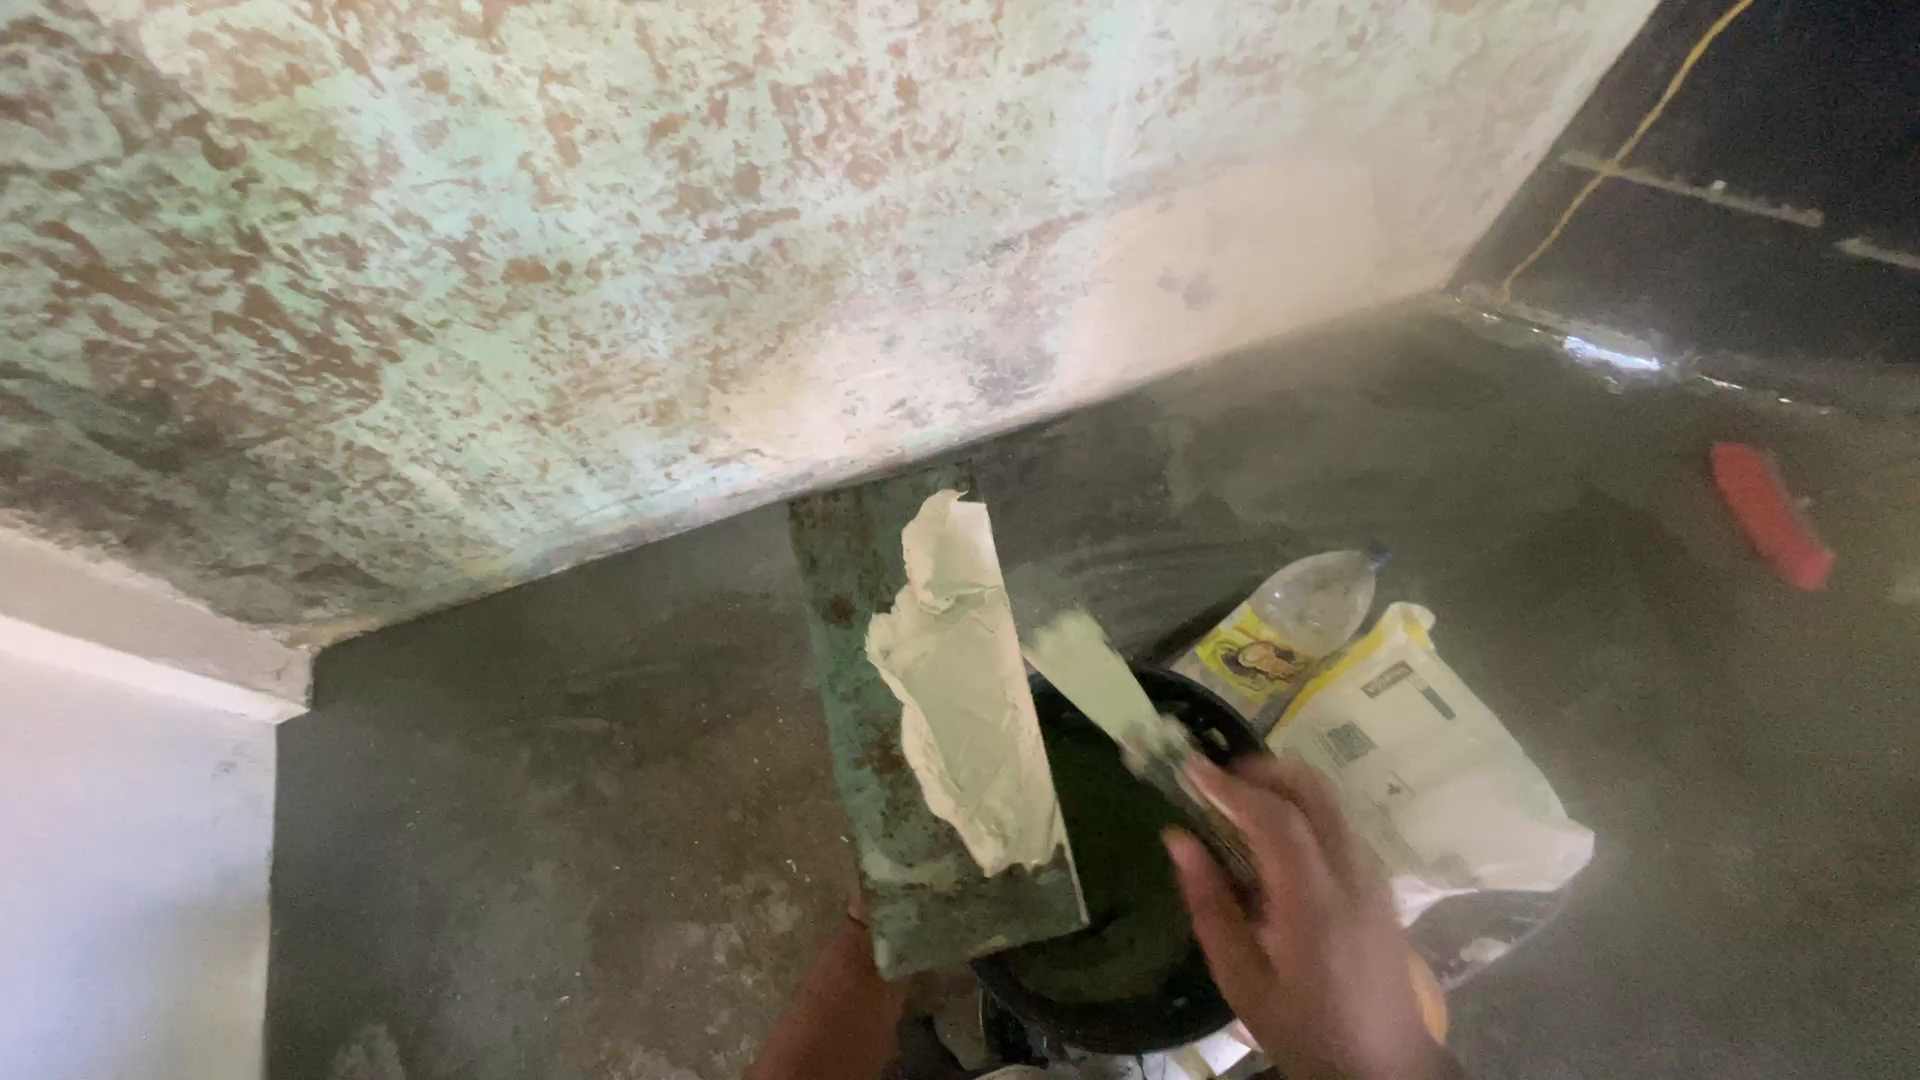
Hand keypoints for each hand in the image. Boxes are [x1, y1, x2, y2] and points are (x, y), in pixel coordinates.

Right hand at [1164, 757, 1454, 1079]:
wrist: (1385, 1071)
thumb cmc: (1304, 1029)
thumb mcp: (1240, 979)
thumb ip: (1208, 903)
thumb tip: (1177, 837)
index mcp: (1316, 906)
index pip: (1278, 820)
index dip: (1231, 788)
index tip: (1191, 770)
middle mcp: (1353, 877)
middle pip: (1314, 789)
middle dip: (1261, 771)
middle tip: (1217, 783)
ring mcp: (1373, 875)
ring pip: (1329, 798)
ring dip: (1281, 785)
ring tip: (1237, 805)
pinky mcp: (1379, 880)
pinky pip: (1336, 819)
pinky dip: (1300, 805)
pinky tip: (1270, 836)